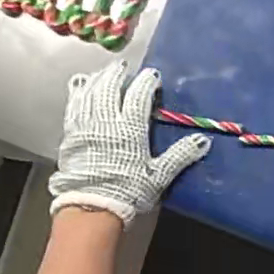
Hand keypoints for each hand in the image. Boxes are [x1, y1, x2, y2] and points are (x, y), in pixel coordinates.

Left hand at [49, 62, 209, 225]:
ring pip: (90, 93)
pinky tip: (80, 86)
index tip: (153, 76)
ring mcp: (86, 125)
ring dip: (97, 79)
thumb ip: (180, 155)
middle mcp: (106, 120)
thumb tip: (203, 140)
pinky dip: (78, 92)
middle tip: (123, 67)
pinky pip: (74, 105)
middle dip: (117, 75)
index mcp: (130, 128)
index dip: (147, 82)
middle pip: (110, 87)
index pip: (139, 95)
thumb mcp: (159, 175)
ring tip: (102, 73)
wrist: (92, 206)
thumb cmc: (128, 191)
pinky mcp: (70, 134)